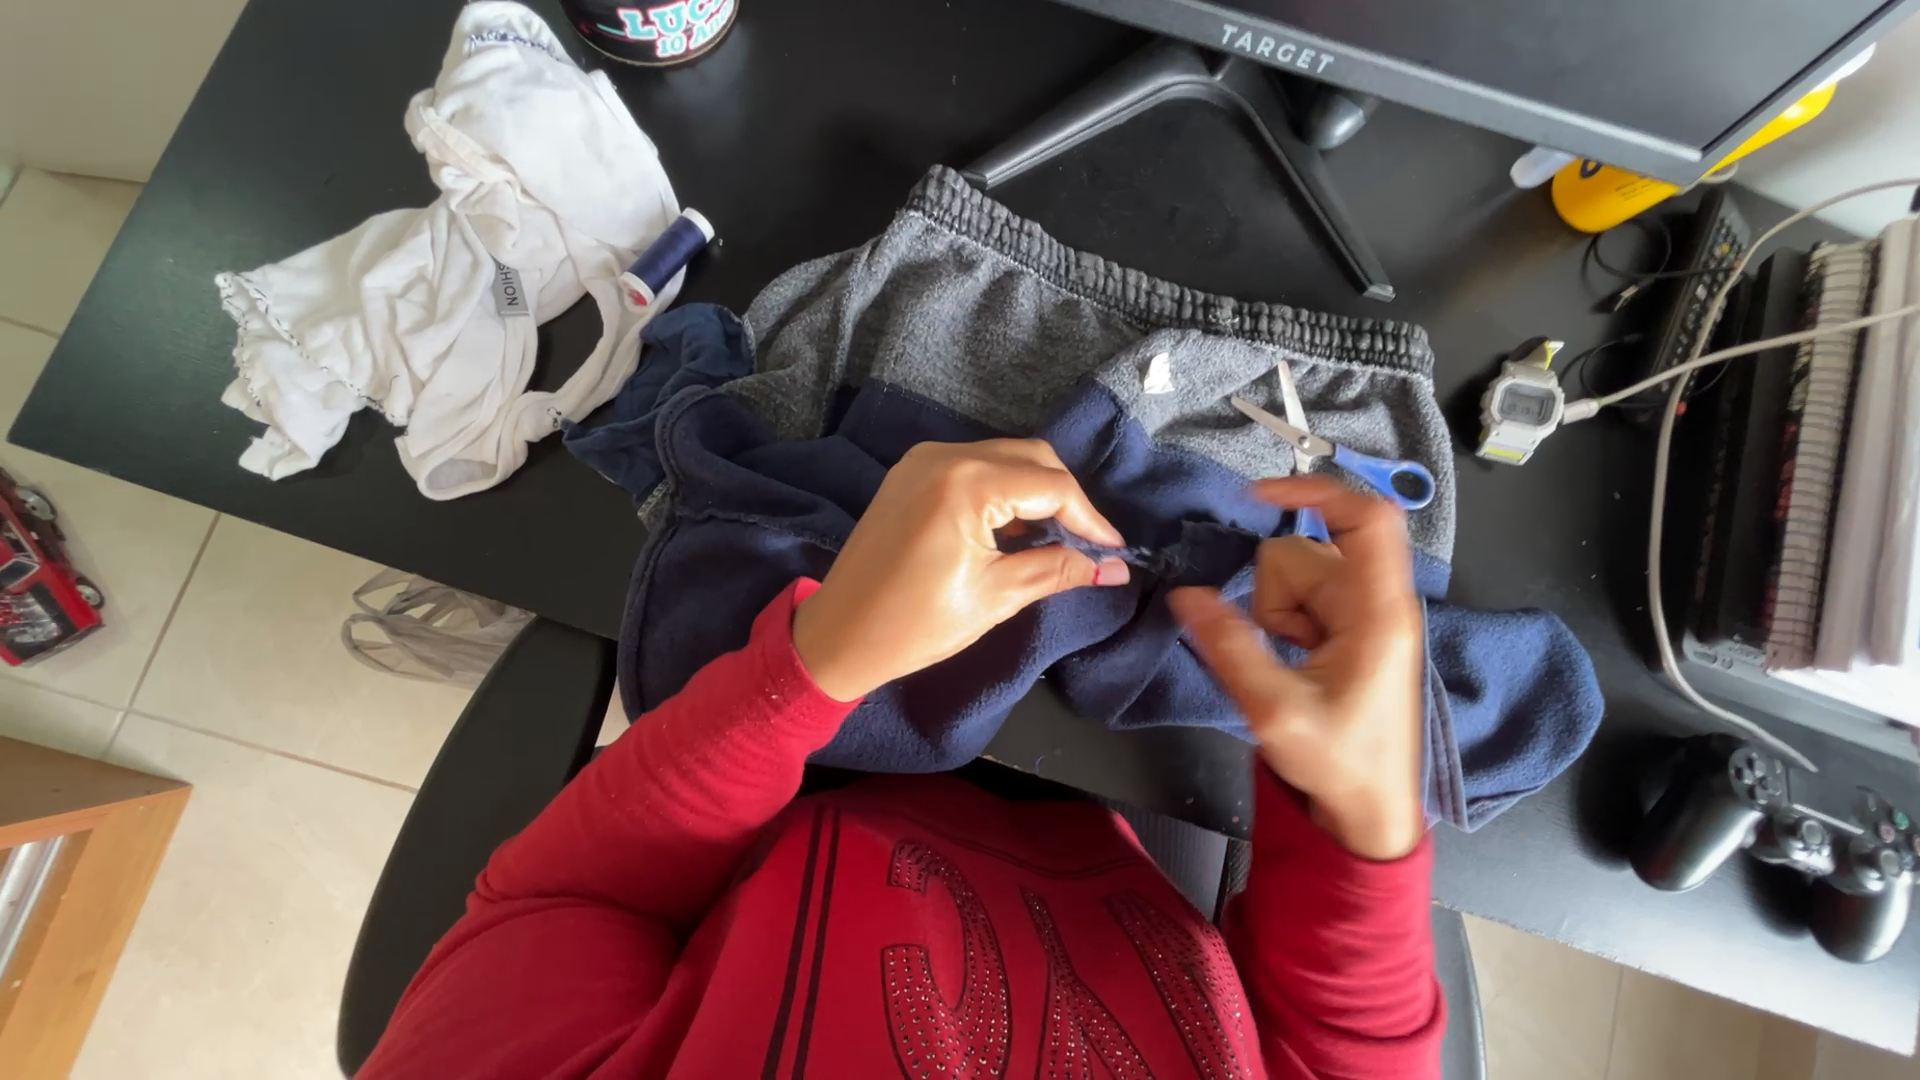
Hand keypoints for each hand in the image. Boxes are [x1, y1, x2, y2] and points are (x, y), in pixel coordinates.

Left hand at [791, 439, 1130, 701]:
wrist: (837, 636)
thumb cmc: (915, 625)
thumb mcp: (995, 597)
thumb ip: (1058, 569)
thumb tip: (1113, 567)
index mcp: (966, 484)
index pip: (1051, 486)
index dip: (1089, 519)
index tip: (1112, 551)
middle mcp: (944, 456)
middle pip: (1031, 458)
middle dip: (1065, 498)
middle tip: (1085, 544)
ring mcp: (922, 460)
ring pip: (1003, 458)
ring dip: (1034, 492)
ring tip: (1053, 540)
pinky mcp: (909, 472)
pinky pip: (973, 467)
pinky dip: (1001, 490)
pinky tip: (1012, 528)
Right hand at [1168, 475, 1425, 860]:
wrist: (1369, 808)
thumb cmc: (1339, 762)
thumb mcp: (1274, 709)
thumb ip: (1228, 645)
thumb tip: (1185, 594)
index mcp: (1378, 611)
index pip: (1365, 519)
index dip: (1315, 490)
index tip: (1258, 496)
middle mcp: (1375, 599)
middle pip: (1303, 549)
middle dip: (1273, 593)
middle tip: (1282, 646)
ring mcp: (1361, 611)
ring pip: (1292, 572)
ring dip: (1275, 609)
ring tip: (1292, 658)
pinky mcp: (1348, 625)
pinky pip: (1296, 594)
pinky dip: (1282, 617)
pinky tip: (1296, 655)